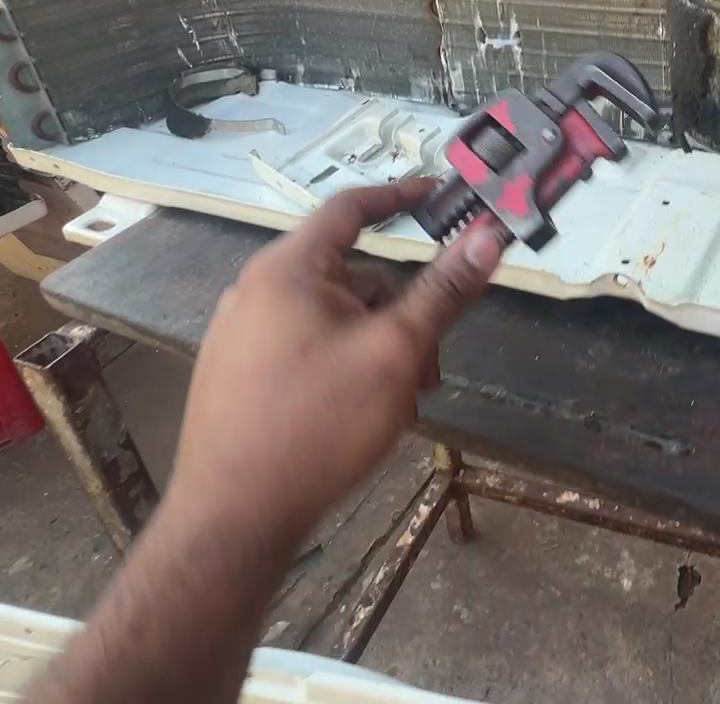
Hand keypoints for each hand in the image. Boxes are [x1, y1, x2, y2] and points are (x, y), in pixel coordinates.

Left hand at [168, 179, 504, 544]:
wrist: (231, 523)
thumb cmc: (318, 423)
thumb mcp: (396, 351)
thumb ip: (444, 290)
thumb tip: (488, 236)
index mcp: (288, 270)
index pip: (350, 208)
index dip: (400, 195)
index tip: (439, 195)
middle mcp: (259, 292)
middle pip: (354, 277)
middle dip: (403, 311)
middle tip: (433, 357)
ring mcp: (244, 337)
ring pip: (338, 319)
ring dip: (382, 345)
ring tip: (405, 399)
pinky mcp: (242, 376)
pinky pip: (312, 348)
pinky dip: (350, 363)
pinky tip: (368, 411)